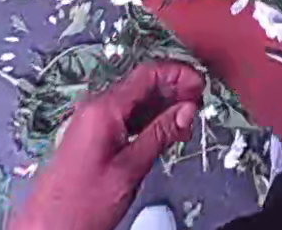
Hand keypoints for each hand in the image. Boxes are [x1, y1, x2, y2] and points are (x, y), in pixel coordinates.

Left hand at [10, 60, 203, 229]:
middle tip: (197, 107)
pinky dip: (148, 121)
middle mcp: (96, 108)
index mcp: (104, 109)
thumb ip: (160, 134)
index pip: (149, 73)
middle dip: (174, 91)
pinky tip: (163, 135)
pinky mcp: (90, 138)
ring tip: (184, 126)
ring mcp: (91, 123)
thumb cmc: (81, 208)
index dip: (180, 74)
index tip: (201, 87)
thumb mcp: (128, 171)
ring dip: (163, 107)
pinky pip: (126, 117)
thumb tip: (189, 108)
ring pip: (136, 101)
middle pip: (144, 84)